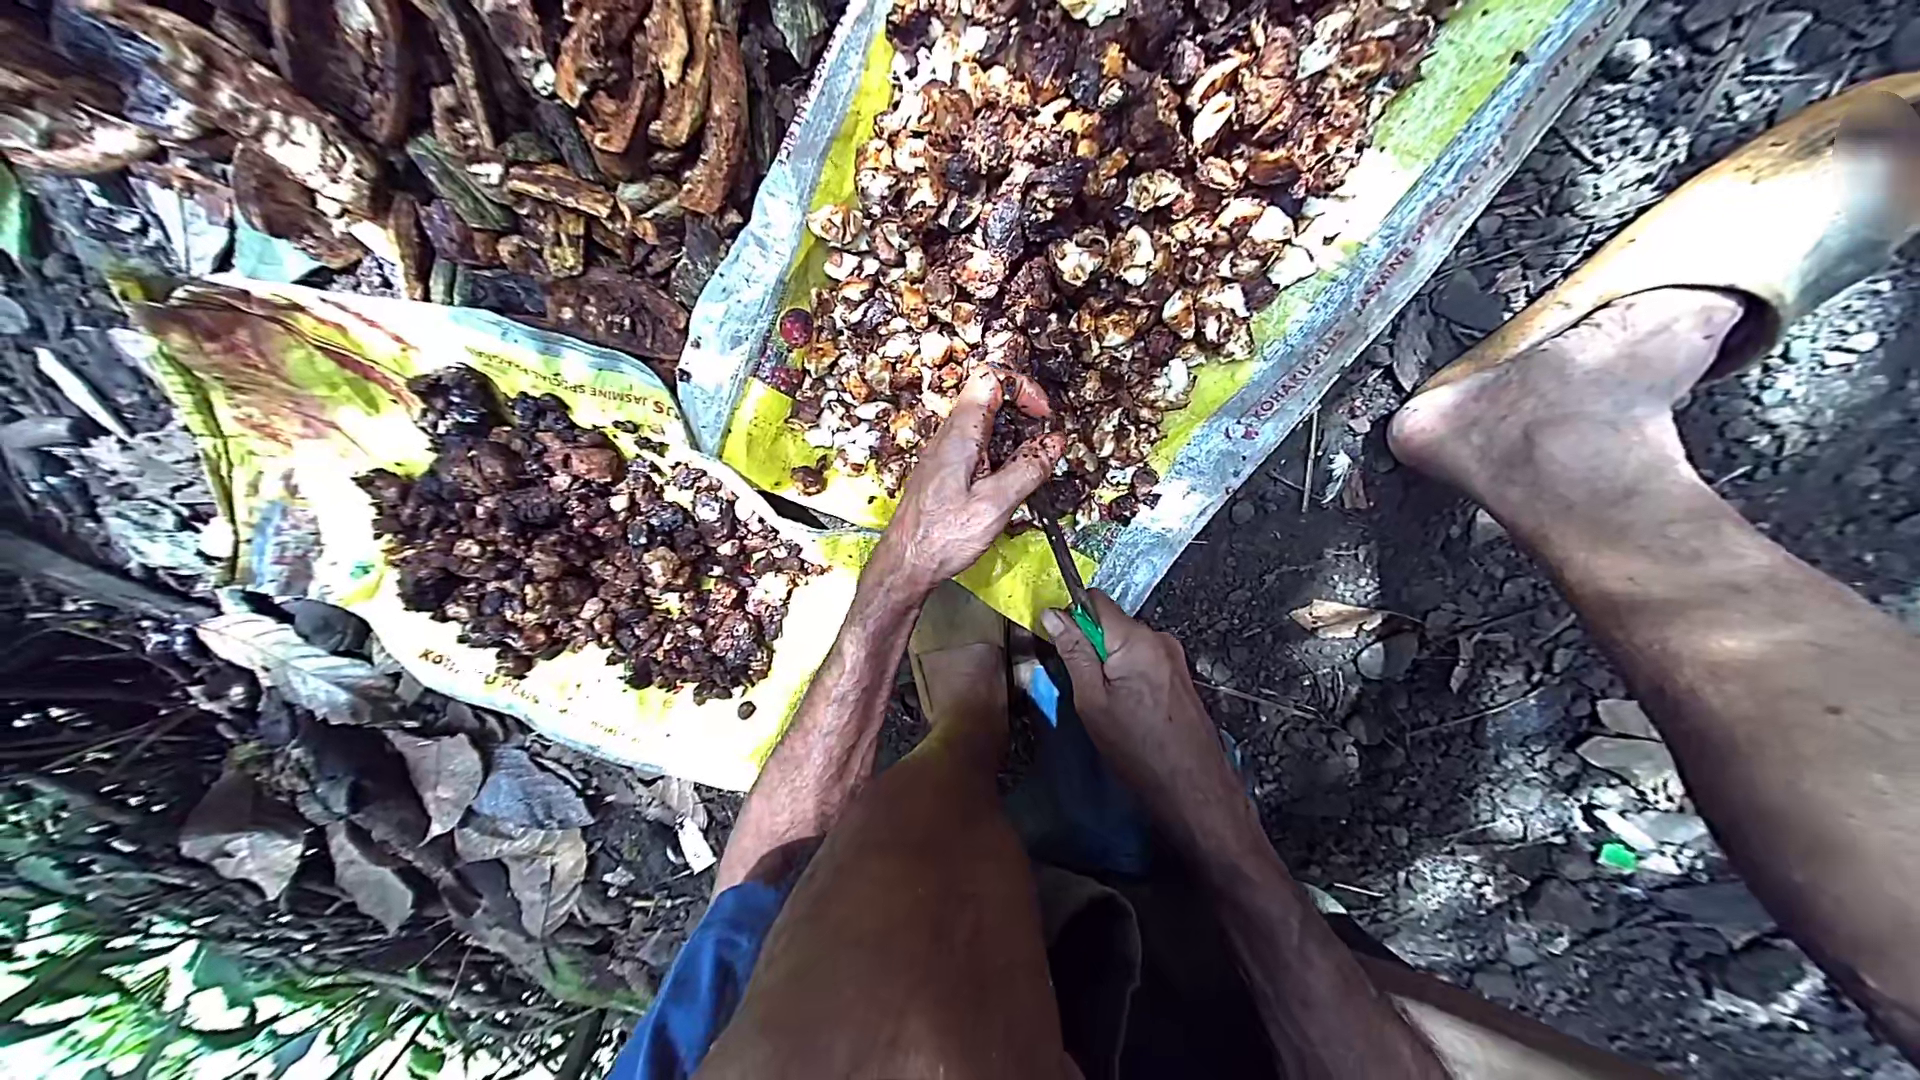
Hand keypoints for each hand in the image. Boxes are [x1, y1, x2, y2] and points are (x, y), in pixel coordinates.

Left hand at [869, 369, 1064, 598]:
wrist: (904, 564)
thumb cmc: (940, 538)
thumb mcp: (995, 505)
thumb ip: (1027, 469)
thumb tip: (1053, 443)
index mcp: (959, 436)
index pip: (988, 378)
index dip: (1022, 387)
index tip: (1042, 415)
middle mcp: (947, 438)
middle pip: (987, 397)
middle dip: (1022, 412)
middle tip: (1041, 440)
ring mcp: (942, 453)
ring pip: (982, 424)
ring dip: (1011, 436)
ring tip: (1027, 465)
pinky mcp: (942, 470)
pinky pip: (974, 446)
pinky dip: (997, 454)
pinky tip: (1005, 482)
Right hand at [1045, 592, 1260, 858]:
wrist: (1195, 792)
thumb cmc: (1138, 750)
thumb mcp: (1092, 702)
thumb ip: (1074, 652)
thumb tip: (1053, 614)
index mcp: (1136, 639)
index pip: (1095, 600)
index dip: (1071, 616)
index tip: (1059, 644)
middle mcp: (1159, 639)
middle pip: (1111, 623)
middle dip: (1091, 645)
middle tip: (1081, 685)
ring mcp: (1174, 657)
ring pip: (1126, 644)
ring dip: (1109, 664)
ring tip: (1106, 705)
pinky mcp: (1180, 676)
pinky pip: (1143, 661)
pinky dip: (1127, 675)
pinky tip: (1128, 710)